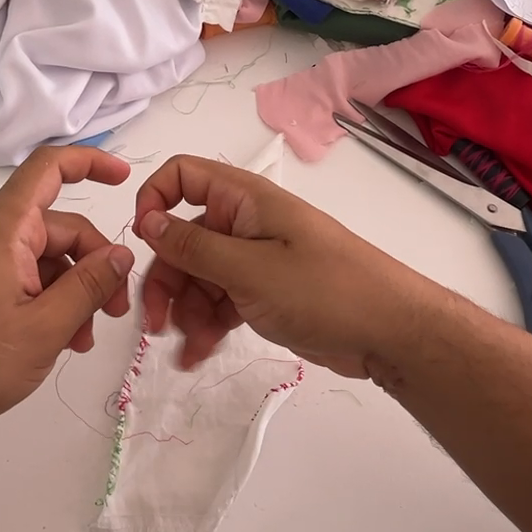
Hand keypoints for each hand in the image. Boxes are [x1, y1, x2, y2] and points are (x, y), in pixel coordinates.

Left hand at [0, 146, 136, 447]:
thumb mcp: (44, 328)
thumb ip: (89, 286)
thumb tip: (123, 253)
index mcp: (4, 228)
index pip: (48, 168)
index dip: (89, 162)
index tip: (125, 179)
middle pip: (58, 227)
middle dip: (94, 263)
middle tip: (116, 312)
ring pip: (43, 259)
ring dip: (72, 291)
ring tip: (83, 340)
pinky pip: (21, 279)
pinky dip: (47, 302)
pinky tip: (60, 341)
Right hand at [134, 154, 446, 377]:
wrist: (389, 333)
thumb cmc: (322, 289)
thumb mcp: (249, 269)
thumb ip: (193, 246)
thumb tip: (146, 221)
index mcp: (244, 199)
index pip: (183, 176)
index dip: (155, 201)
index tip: (142, 242)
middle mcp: (244, 222)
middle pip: (182, 238)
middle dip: (166, 278)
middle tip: (153, 323)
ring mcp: (253, 259)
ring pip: (197, 275)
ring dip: (184, 309)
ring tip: (186, 348)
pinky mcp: (262, 292)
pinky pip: (219, 301)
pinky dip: (205, 324)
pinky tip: (196, 355)